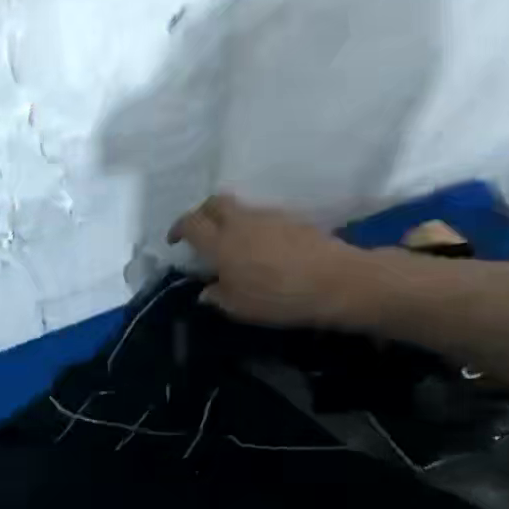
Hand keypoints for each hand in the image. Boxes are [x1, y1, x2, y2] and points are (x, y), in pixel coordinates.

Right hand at [168, 195, 374, 326]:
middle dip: (201, 213)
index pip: (191, 223)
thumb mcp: (237, 306)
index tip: (175, 241)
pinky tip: (257, 248)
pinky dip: (250, 226)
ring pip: (239, 208)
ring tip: (229, 244)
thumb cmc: (276, 297)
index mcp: (220, 243)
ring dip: (228, 220)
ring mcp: (269, 217)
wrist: (334, 280)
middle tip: (198, 232)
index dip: (178, 228)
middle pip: (215, 202)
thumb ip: (217, 295)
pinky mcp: (291, 219)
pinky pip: (261, 216)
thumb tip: (207, 289)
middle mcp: (241, 222)